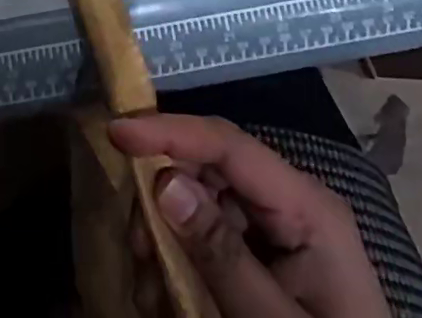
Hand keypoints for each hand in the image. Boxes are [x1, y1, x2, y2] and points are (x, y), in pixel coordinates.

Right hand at [110, 115, 391, 317]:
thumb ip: (223, 254)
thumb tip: (163, 181)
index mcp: (307, 207)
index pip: (226, 143)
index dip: (167, 130)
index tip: (114, 133)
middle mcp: (287, 201)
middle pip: (202, 167)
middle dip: (158, 197)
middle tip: (136, 246)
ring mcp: (272, 224)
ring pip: (193, 197)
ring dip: (161, 235)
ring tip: (151, 288)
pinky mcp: (258, 248)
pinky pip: (201, 230)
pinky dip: (174, 255)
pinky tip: (165, 292)